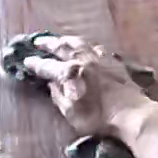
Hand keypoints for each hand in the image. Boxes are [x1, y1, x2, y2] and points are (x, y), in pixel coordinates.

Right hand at [20, 34, 157, 139]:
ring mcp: (100, 59)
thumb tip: (51, 84)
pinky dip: (88, 46)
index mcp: (70, 73)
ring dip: (67, 40)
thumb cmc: (97, 118)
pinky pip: (98, 49)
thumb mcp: (71, 113)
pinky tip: (88, 48)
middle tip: (38, 41)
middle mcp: (83, 60)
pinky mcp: (114, 62)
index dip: (35, 64)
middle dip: (49, 43)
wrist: (131, 114)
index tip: (26, 60)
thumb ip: (58, 96)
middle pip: (63, 47)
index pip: (47, 66)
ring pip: (80, 43)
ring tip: (60, 40)